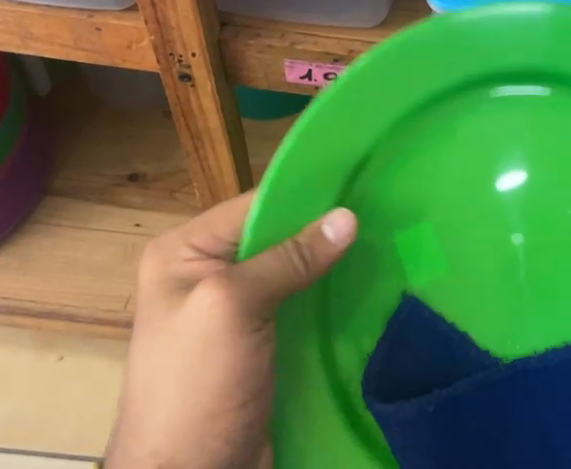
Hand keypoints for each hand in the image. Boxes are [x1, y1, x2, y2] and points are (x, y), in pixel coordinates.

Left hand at [106, 191, 356, 468]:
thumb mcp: (234, 307)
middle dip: (324, 231)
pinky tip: (367, 288)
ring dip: (332, 266)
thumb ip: (290, 257)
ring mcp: (235, 314)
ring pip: (294, 273)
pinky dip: (330, 300)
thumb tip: (349, 216)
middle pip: (277, 236)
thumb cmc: (196, 387)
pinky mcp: (261, 347)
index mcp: (184, 252)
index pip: (254, 204)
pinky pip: (301, 308)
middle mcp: (208, 274)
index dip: (306, 194)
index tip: (360, 183)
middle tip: (382, 216)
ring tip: (385, 246)